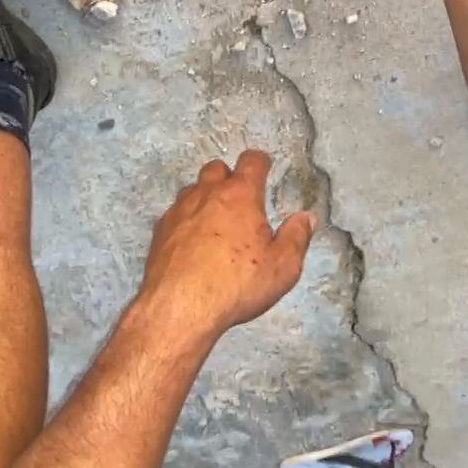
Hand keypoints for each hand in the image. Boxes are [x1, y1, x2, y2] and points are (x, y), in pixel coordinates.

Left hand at [135, 150, 316, 341]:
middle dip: (228, 177)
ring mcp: (179, 209)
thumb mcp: (282, 267)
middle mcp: (207, 193)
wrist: (179, 306)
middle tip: (239, 200)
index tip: (264, 167)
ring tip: (215, 222)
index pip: (251, 161)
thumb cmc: (236, 284)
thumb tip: (307, 217)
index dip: (260, 162)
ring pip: (193, 189)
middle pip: (216, 168)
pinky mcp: (160, 229)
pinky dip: (186, 220)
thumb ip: (296, 238)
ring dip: (205, 198)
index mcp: (240, 195)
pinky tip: (191, 243)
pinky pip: (175, 213)